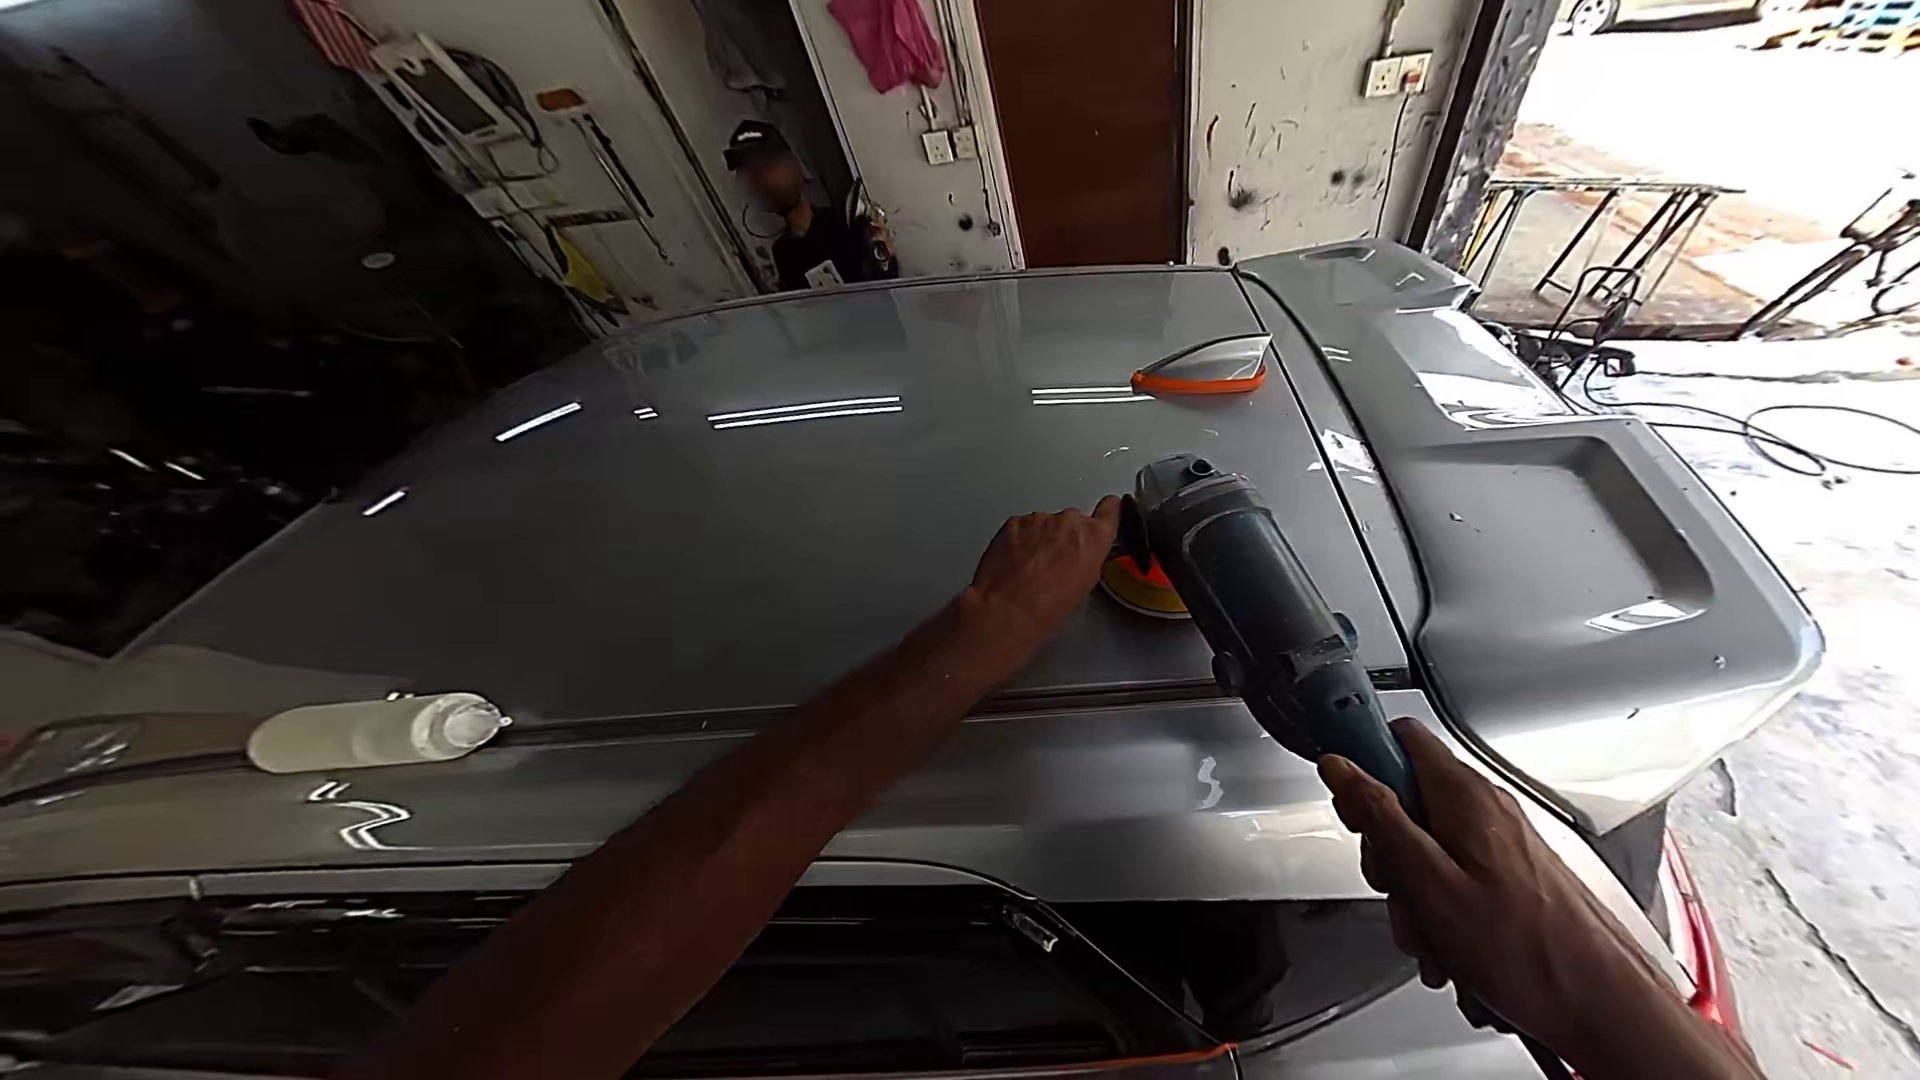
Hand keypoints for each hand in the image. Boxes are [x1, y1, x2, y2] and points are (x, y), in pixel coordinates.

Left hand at [961, 497, 1121, 649]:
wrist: (1009, 606)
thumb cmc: (1047, 605)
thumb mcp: (1085, 584)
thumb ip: (1088, 557)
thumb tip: (1080, 555)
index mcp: (1093, 537)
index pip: (1110, 509)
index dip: (1108, 510)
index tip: (1107, 509)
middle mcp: (1069, 521)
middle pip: (1072, 520)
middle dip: (1064, 535)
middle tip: (1053, 561)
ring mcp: (1040, 518)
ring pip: (1045, 523)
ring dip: (1040, 538)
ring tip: (1031, 566)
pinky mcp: (1015, 521)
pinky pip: (1022, 526)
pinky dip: (1020, 539)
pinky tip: (1016, 561)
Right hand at [1318, 718, 1672, 1055]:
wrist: (1616, 1020)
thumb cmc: (1532, 955)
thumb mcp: (1427, 878)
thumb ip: (1377, 812)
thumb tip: (1339, 767)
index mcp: (1463, 794)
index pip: (1395, 734)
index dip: (1359, 753)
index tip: (1342, 784)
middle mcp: (1485, 806)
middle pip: (1401, 793)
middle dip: (1381, 838)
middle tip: (1389, 877)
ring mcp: (1500, 838)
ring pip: (1421, 836)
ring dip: (1408, 880)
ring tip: (1424, 925)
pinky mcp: (1510, 869)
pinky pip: (1450, 865)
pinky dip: (1437, 898)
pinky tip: (1446, 938)